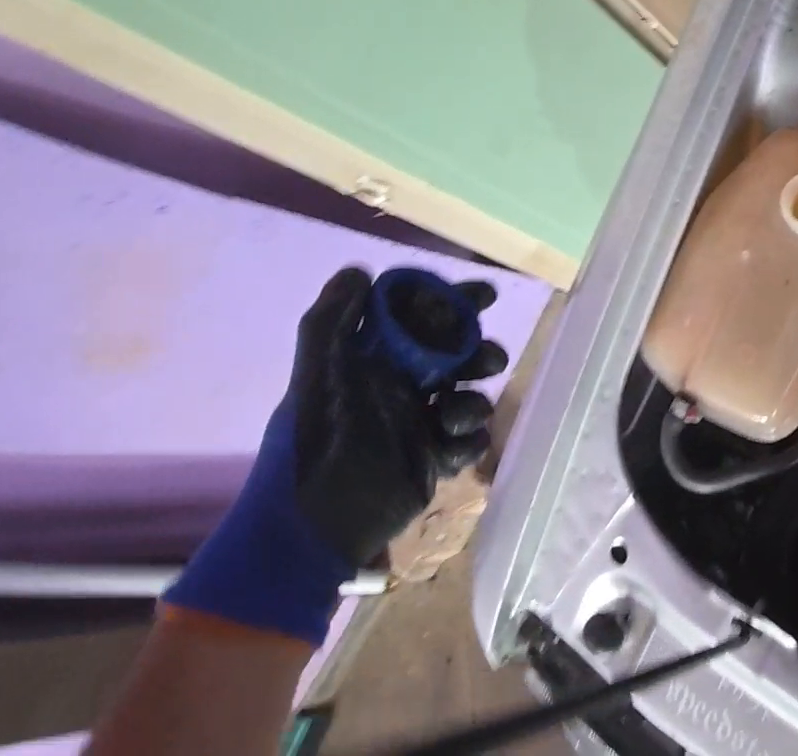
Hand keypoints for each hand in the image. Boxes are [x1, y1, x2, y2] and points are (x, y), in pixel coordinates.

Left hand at [162, 268, 507, 643]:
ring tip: (450, 419)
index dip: (454, 302)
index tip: (484, 296)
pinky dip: (468, 443)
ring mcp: (421, 422)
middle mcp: (402, 385)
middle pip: (459, 355)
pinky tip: (447, 453)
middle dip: (480, 352)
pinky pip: (471, 440)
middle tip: (487, 360)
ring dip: (473, 401)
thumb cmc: (311, 446)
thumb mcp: (315, 379)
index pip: (422, 318)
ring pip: (470, 395)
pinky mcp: (436, 459)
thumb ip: (330, 324)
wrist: (313, 527)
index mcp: (375, 361)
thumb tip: (360, 270)